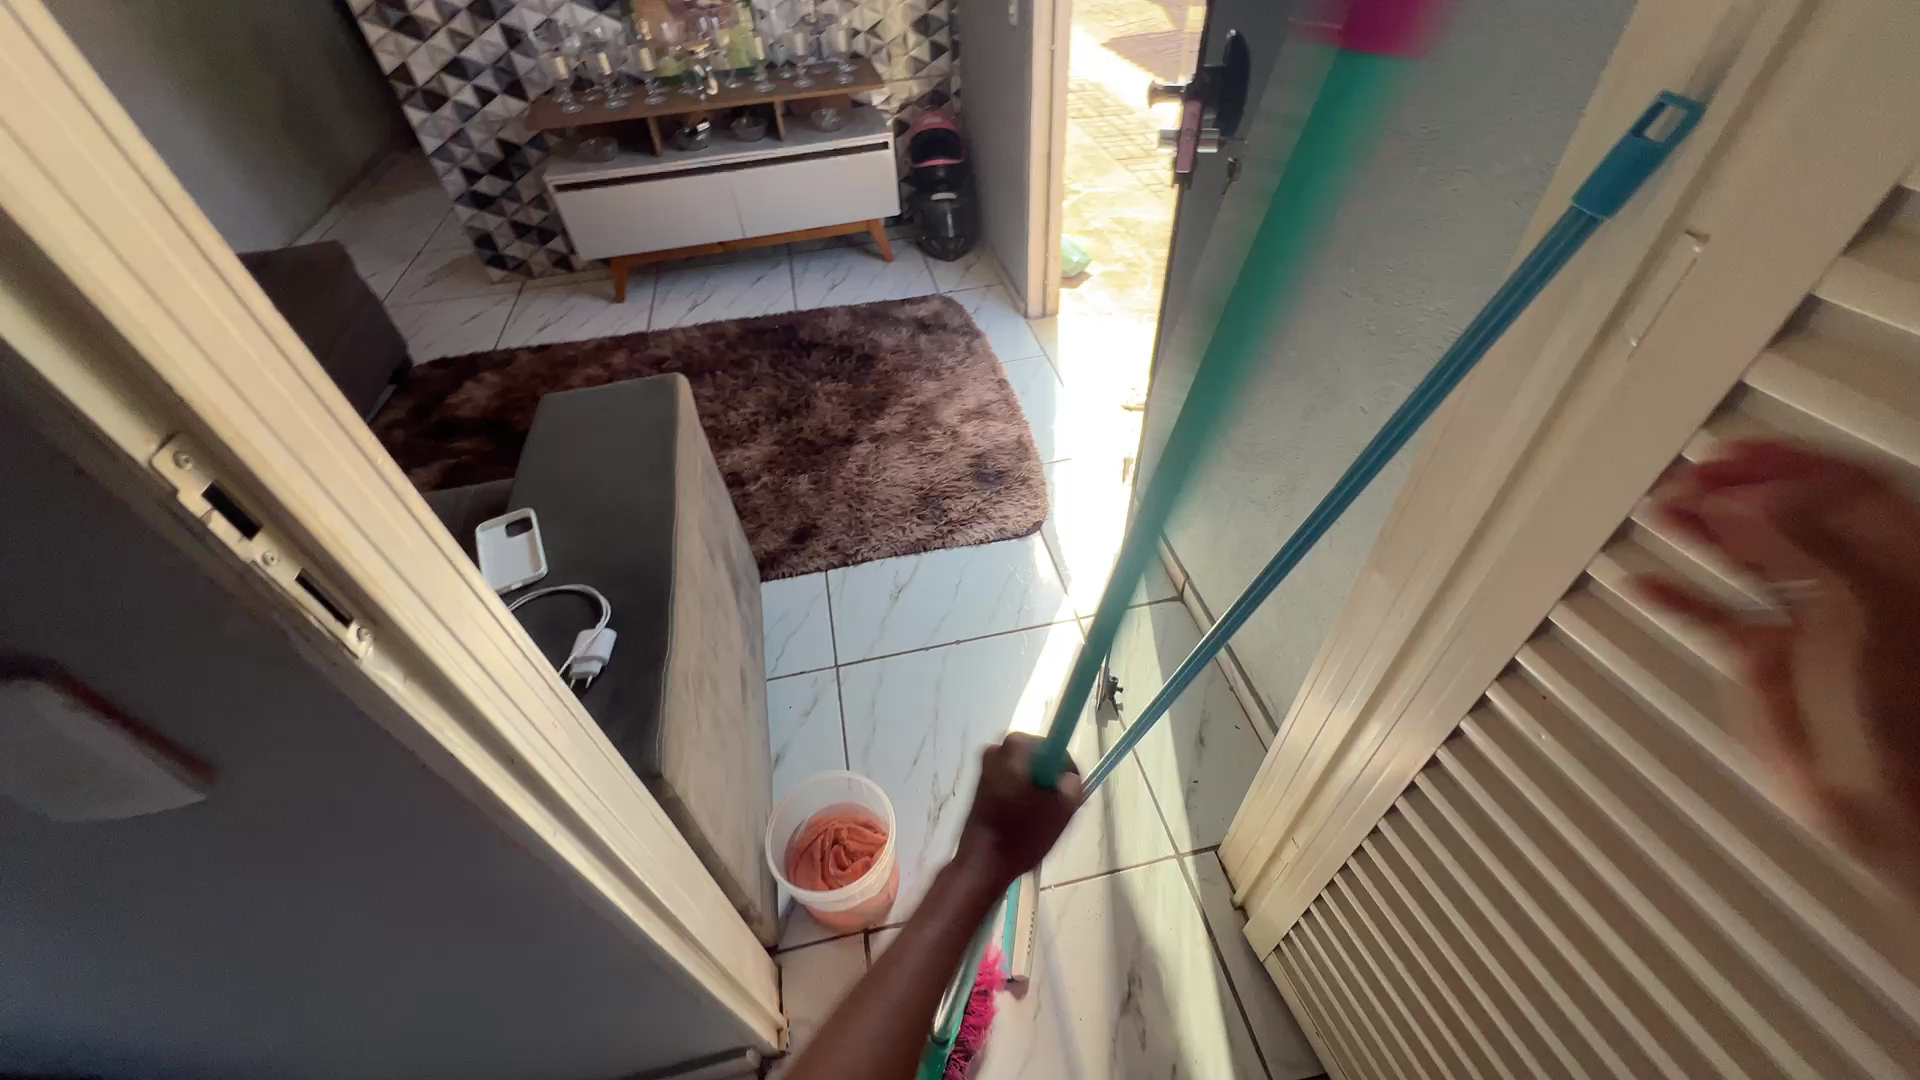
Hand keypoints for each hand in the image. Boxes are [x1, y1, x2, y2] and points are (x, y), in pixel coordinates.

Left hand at [953, 733, 1085, 889]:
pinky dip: (1021, 793)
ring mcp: (986, 765)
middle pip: (1038, 757)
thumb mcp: (1060, 812)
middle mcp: (998, 748)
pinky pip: (1011, 780)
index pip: (1054, 749)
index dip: (1066, 770)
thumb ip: (1072, 787)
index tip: (1069, 794)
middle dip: (1050, 779)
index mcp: (1017, 748)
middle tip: (1057, 807)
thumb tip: (1069, 778)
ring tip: (1040, 817)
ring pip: (1025, 770)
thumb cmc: (1022, 836)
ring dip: (1036, 788)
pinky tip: (1024, 818)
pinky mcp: (981, 782)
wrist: (981, 862)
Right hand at [1633, 439, 1919, 902]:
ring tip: (1660, 510)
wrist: (1879, 801)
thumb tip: (1748, 499)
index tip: (1728, 456)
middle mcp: (1855, 585)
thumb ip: (1801, 551)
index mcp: (1897, 569)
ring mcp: (1809, 621)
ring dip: (1701, 531)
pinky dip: (1673, 599)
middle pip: (1792, 515)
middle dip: (1737, 489)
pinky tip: (1644, 584)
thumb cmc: (1901, 719)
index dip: (1786, 464)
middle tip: (1686, 478)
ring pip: (1747, 557)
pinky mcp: (1763, 656)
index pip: (1846, 490)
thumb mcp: (1858, 616)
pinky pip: (1709, 616)